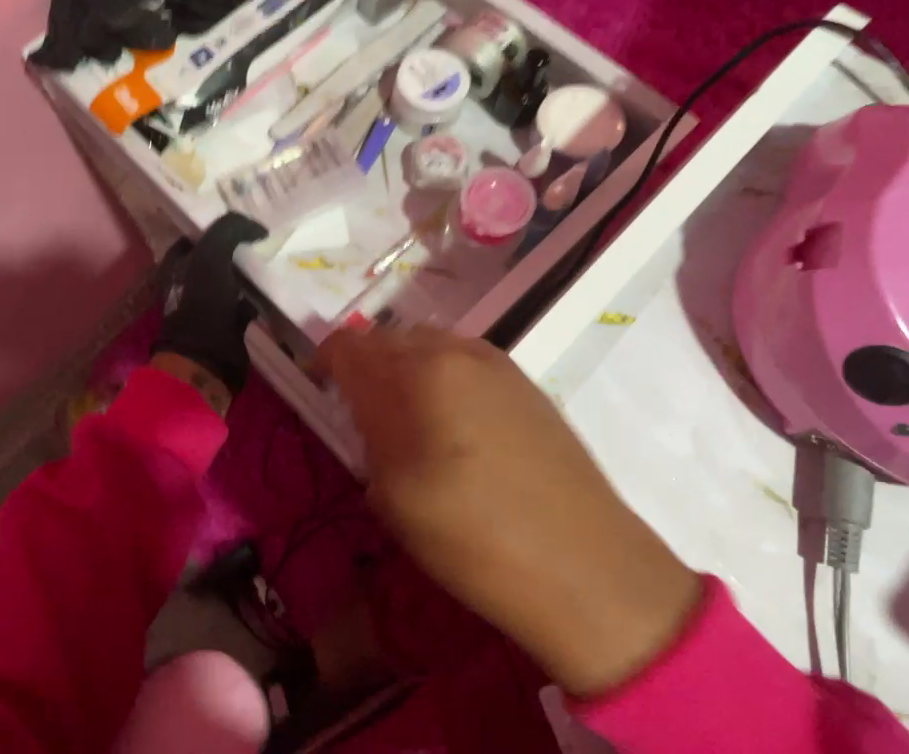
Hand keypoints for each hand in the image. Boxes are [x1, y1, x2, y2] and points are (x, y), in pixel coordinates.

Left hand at [149, 214, 267, 405]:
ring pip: (232, 276)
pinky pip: (246, 299)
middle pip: (218, 254)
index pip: (198, 234)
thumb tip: (256, 227)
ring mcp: (208, 302)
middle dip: (238, 246)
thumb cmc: (202, 304)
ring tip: (274, 256)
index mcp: (176, 264)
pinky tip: (275, 285)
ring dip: (250, 269)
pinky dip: (259, 293)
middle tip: (265, 237)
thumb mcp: (211, 256)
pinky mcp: (228, 322)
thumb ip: (228, 230)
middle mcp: (189, 281)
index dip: (219, 225)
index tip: (246, 221)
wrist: (207, 359)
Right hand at [314, 324, 701, 695]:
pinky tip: (453, 429)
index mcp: (417, 372)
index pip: (347, 345)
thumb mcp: (393, 496)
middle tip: (361, 417)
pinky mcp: (527, 385)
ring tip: (408, 424)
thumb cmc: (475, 538)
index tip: (320, 395)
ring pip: (428, 348)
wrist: (588, 569)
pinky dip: (442, 381)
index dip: (324, 364)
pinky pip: (463, 364)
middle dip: (365, 368)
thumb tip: (366, 410)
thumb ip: (368, 435)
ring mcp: (498, 364)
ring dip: (405, 373)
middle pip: (388, 340)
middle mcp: (456, 351)